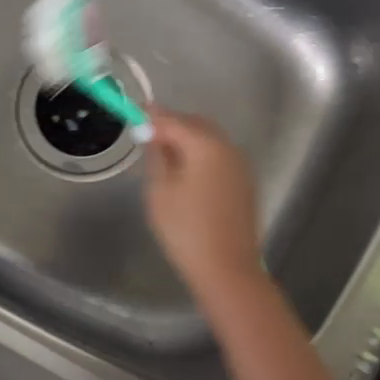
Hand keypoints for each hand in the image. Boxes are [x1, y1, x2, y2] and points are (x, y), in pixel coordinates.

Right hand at [143, 106, 262, 296]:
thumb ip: (157, 157)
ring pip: (210, 142)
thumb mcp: (160, 192)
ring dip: (187, 142)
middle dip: (173, 126)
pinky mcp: (244, 185)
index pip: (175, 121)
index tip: (136, 111)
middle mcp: (228, 149)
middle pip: (197, 126)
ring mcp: (240, 167)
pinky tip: (185, 175)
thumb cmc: (186, 229)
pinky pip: (218, 159)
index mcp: (206, 146)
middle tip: (148, 137)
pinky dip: (200, 157)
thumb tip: (155, 137)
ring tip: (164, 157)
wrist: (226, 268)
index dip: (154, 116)